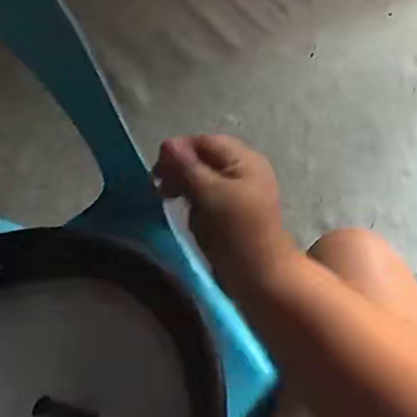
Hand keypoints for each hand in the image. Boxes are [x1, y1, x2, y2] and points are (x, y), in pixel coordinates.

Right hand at [153, 134, 299, 288]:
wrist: (259, 274)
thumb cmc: (235, 230)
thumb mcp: (208, 194)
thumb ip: (187, 168)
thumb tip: (167, 142)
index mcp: (245, 159)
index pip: (206, 142)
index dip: (179, 151)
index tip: (156, 172)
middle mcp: (245, 170)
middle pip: (206, 158)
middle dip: (181, 169)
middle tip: (159, 189)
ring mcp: (241, 191)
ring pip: (206, 178)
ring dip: (186, 186)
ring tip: (170, 201)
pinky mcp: (234, 212)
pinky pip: (210, 197)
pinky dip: (195, 202)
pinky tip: (188, 215)